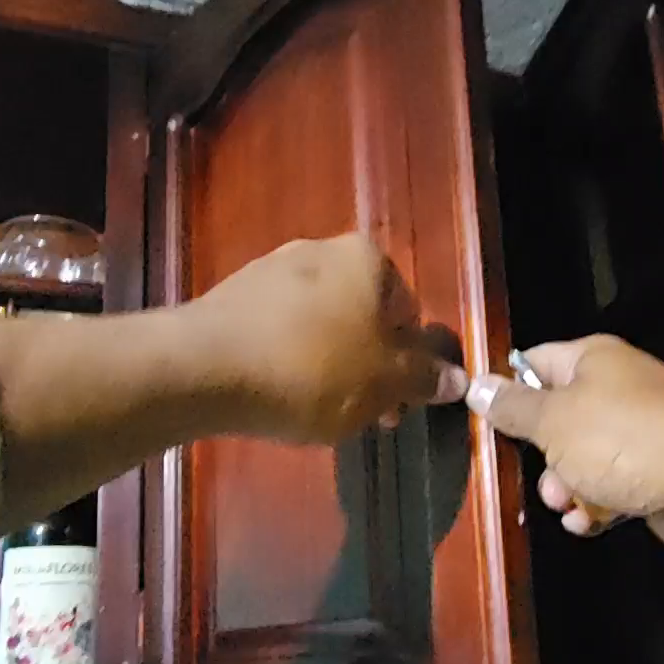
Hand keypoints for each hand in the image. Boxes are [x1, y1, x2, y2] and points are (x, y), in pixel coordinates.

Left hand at [189, 233, 465, 442]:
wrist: (204, 369)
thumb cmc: (313, 370)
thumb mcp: (385, 383)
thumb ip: (425, 378)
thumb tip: (459, 379)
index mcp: (367, 260)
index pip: (409, 313)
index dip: (410, 364)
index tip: (396, 404)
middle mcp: (321, 250)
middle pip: (365, 317)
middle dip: (370, 366)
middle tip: (364, 413)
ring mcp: (272, 269)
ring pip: (323, 324)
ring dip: (333, 364)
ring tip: (319, 410)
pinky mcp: (233, 296)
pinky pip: (281, 331)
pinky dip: (291, 359)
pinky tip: (281, 393)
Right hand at [465, 335, 663, 553]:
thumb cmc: (621, 439)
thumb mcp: (553, 421)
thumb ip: (512, 407)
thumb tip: (476, 385)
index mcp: (593, 361)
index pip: (536, 361)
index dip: (510, 388)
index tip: (489, 419)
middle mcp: (617, 390)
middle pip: (558, 419)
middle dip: (543, 455)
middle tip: (541, 478)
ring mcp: (639, 433)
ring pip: (582, 459)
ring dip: (566, 487)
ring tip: (567, 505)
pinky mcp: (654, 472)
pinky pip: (611, 486)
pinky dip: (596, 504)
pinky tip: (588, 521)